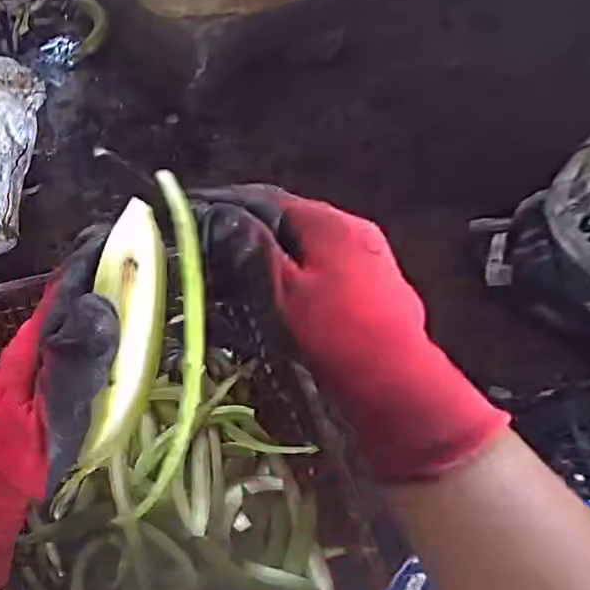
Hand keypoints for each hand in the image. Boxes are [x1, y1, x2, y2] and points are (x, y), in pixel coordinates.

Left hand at [0, 234, 116, 589]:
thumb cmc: (22, 456)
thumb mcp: (52, 414)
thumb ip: (75, 364)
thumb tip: (99, 305)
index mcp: (32, 346)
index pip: (63, 290)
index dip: (89, 261)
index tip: (118, 234)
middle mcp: (28, 346)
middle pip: (64, 299)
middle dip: (94, 274)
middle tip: (133, 255)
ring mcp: (29, 361)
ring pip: (64, 319)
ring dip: (91, 298)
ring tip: (127, 282)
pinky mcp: (34, 377)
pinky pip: (64, 340)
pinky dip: (87, 327)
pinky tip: (107, 332)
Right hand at [194, 186, 509, 480]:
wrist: (395, 391)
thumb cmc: (333, 335)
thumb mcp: (280, 288)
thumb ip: (251, 247)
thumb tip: (221, 215)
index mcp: (331, 224)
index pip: (266, 199)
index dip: (225, 205)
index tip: (193, 216)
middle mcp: (356, 234)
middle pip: (288, 225)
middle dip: (247, 233)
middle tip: (208, 249)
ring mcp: (370, 264)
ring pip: (304, 252)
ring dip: (270, 259)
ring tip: (234, 276)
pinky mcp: (373, 295)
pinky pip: (320, 275)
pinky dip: (292, 280)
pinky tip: (274, 301)